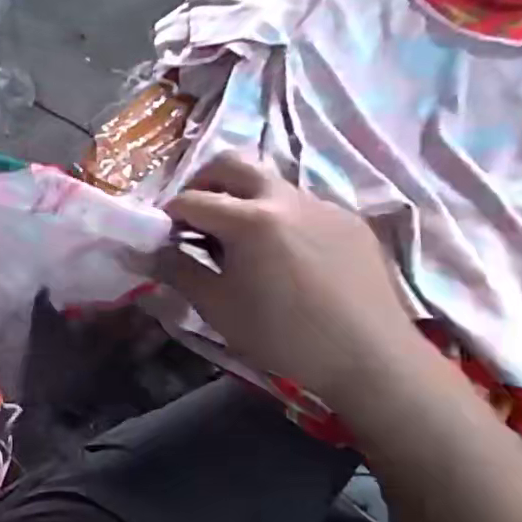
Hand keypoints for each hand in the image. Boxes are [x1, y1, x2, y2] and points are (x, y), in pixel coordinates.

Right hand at [159, 154, 423, 406]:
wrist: (370, 357)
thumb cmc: (282, 336)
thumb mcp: (218, 308)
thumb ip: (179, 271)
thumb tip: (151, 251)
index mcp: (250, 219)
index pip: (192, 200)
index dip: (168, 215)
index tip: (162, 235)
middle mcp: (286, 198)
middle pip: (231, 164)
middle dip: (202, 182)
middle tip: (194, 216)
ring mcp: (322, 205)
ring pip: (269, 183)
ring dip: (242, 199)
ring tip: (239, 241)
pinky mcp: (349, 220)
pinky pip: (301, 205)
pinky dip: (278, 218)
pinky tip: (283, 258)